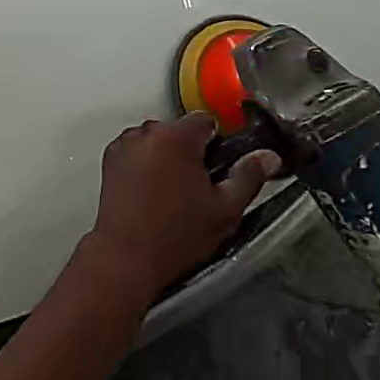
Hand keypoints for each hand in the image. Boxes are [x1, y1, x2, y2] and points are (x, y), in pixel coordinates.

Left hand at [83, 112, 282, 295]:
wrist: (125, 259)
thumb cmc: (176, 236)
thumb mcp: (224, 210)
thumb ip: (249, 177)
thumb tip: (269, 157)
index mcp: (179, 136)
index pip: (206, 120)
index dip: (216, 144)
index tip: (216, 168)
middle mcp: (149, 132)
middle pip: (179, 130)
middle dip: (190, 151)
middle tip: (196, 188)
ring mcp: (126, 144)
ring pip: (157, 140)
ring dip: (165, 156)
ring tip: (171, 194)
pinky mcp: (110, 160)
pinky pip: (136, 151)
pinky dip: (143, 163)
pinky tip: (149, 194)